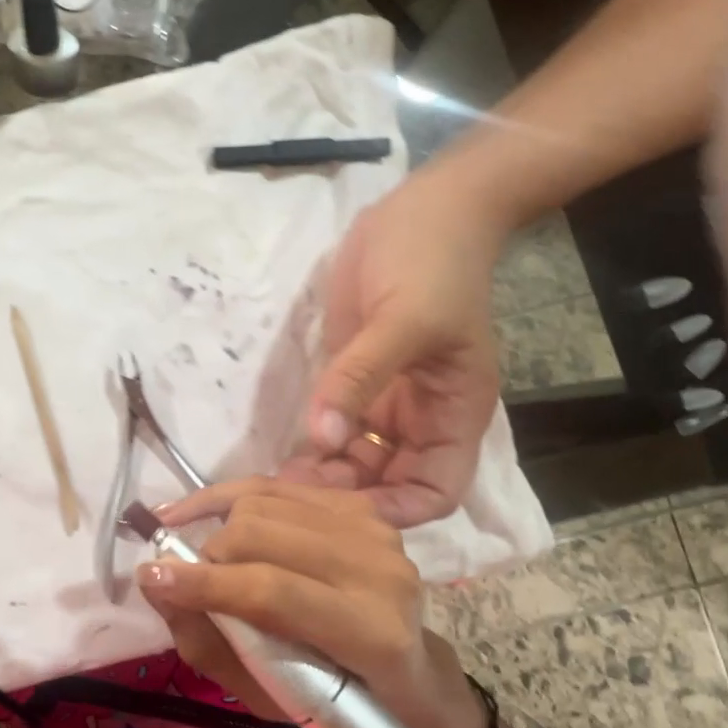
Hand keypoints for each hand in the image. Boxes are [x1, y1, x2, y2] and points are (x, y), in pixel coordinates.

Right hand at [140, 480, 486, 727]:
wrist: (405, 670)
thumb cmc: (333, 697)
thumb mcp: (263, 694)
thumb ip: (206, 640)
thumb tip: (154, 582)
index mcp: (368, 633)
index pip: (272, 592)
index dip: (206, 582)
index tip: (151, 577)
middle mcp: (380, 571)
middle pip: (261, 533)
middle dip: (210, 552)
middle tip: (188, 576)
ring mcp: (374, 530)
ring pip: (263, 501)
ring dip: (220, 525)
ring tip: (207, 554)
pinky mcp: (362, 505)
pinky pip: (277, 485)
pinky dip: (234, 499)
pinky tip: (216, 518)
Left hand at [296, 175, 505, 526]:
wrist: (425, 210)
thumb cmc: (431, 265)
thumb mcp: (403, 321)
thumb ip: (360, 380)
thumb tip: (321, 440)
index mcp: (453, 415)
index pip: (434, 491)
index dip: (393, 512)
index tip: (339, 517)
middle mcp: (420, 419)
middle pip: (386, 484)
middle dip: (344, 498)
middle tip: (288, 501)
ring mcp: (385, 401)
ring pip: (355, 461)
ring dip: (321, 476)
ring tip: (274, 484)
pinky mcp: (353, 380)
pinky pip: (334, 428)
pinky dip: (312, 446)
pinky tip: (278, 455)